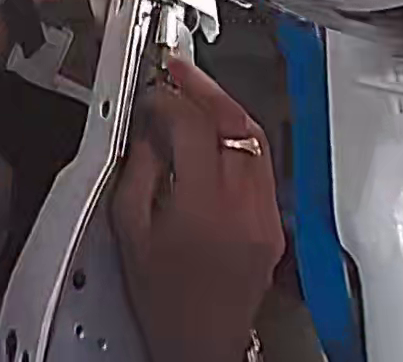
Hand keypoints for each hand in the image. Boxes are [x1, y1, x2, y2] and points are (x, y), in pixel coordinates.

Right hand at [113, 57, 283, 361]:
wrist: (201, 345)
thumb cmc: (163, 297)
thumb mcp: (130, 226)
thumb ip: (138, 165)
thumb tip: (150, 123)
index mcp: (203, 208)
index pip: (191, 126)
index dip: (168, 99)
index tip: (151, 93)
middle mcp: (243, 206)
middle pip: (232, 121)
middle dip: (202, 86)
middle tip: (177, 69)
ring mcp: (264, 213)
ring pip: (251, 135)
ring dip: (222, 104)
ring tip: (194, 89)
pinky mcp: (272, 220)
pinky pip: (258, 158)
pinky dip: (235, 132)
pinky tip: (212, 127)